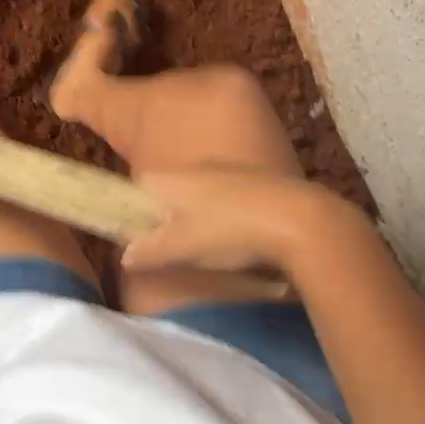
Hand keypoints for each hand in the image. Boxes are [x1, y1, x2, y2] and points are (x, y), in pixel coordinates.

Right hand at [122, 166, 353, 274]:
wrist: (299, 219)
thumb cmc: (228, 231)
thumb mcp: (180, 249)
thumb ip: (148, 252)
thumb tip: (124, 256)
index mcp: (172, 179)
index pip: (140, 182)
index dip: (132, 204)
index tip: (136, 228)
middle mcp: (197, 167)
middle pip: (170, 186)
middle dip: (165, 210)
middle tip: (169, 241)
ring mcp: (231, 170)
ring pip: (200, 189)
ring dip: (197, 211)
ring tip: (204, 241)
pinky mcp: (259, 180)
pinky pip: (229, 193)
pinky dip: (225, 211)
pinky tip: (236, 234)